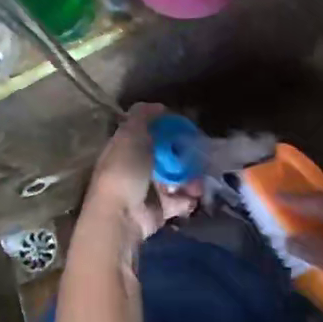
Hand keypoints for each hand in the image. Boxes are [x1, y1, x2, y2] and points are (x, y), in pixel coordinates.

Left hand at [82, 103, 197, 239]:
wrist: (122, 216)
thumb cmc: (125, 170)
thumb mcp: (131, 134)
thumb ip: (143, 117)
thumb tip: (158, 106)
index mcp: (125, 147)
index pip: (150, 133)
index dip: (169, 129)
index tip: (187, 128)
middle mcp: (137, 167)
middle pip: (168, 156)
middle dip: (186, 156)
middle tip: (200, 155)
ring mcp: (149, 190)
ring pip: (178, 179)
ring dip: (191, 179)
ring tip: (198, 182)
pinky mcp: (160, 211)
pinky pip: (180, 201)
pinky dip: (189, 199)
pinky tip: (193, 196)